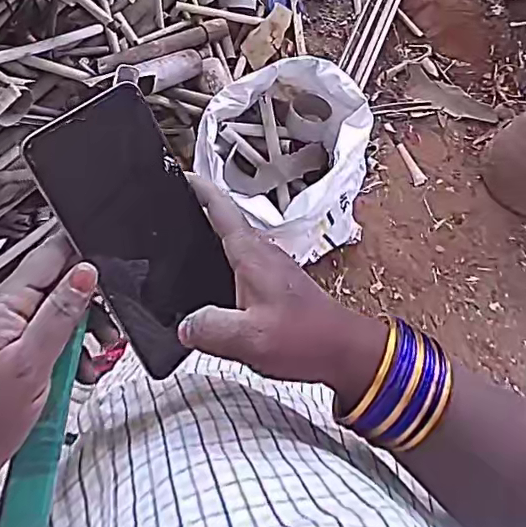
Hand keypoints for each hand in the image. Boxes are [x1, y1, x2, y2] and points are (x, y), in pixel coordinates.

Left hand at [0, 235, 96, 526]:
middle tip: (104, 332)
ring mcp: (4, 337)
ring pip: (54, 318)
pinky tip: (73, 376)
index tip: (110, 277)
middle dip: (86, 307)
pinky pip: (44, 345)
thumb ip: (60, 314)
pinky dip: (64, 358)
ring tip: (90, 362)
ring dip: (79, 336)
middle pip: (56, 287)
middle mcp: (3, 313)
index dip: (82, 259)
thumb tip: (85, 271)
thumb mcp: (30, 366)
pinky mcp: (8, 361)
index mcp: (4, 303)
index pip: (50, 255)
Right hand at [177, 174, 387, 408]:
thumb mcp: (250, 338)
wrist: (348, 351)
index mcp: (251, 254)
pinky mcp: (278, 282)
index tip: (183, 175)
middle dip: (201, 208)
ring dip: (214, 234)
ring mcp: (272, 265)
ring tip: (190, 240)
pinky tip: (219, 281)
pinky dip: (226, 260)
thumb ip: (210, 329)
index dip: (199, 188)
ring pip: (236, 240)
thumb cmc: (309, 338)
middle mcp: (262, 252)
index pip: (221, 208)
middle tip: (177, 205)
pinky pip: (245, 261)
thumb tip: (185, 325)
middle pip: (226, 220)